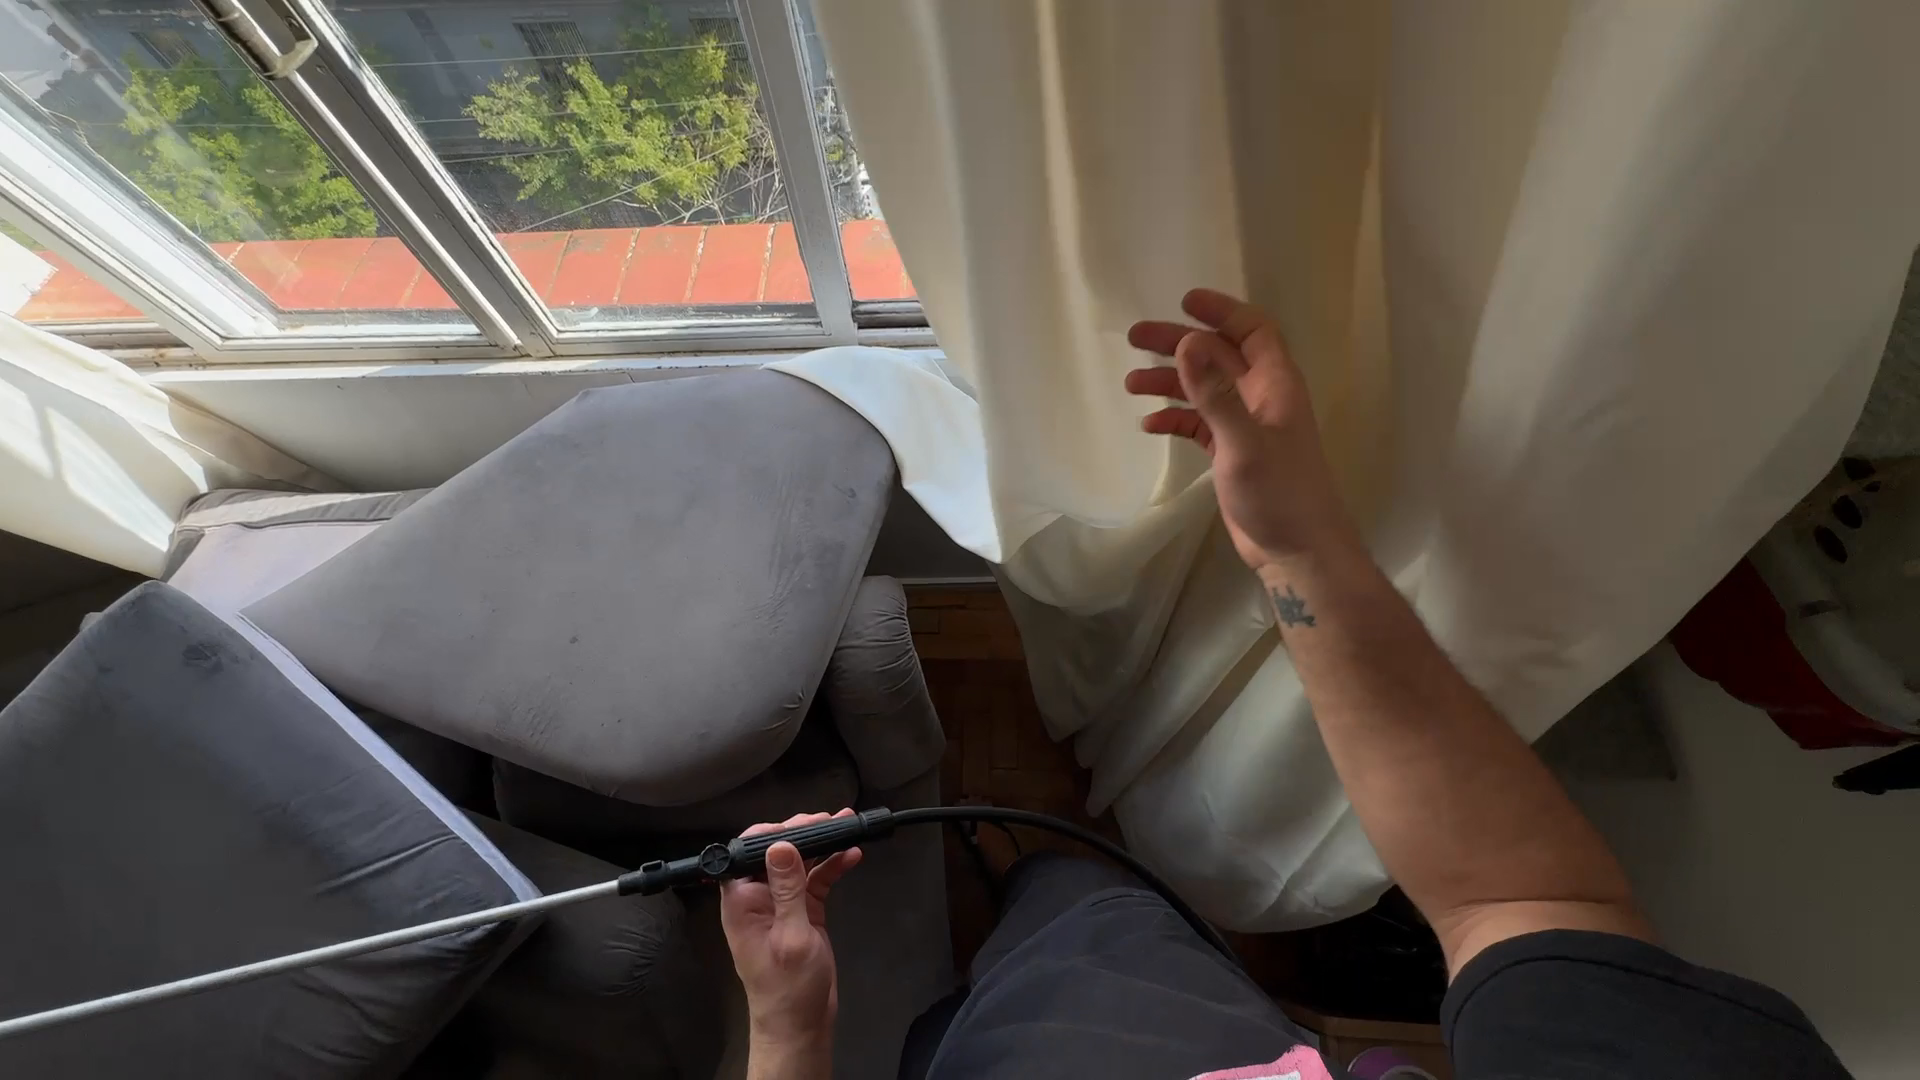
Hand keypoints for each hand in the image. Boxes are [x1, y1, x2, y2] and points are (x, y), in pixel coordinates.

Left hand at [720, 809, 862, 1072]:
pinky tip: (852, 855)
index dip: (773, 832)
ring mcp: (783, 903)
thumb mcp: (791, 936)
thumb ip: (787, 889)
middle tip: (832, 818)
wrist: (801, 1026)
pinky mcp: (804, 911)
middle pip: (779, 852)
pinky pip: (817, 879)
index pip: (748, 853)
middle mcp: (760, 896)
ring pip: (801, 862)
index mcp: (743, 901)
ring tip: (847, 824)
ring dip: (824, 844)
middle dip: (805, 831)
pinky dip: (834, 866)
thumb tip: (780, 845)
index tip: (803, 821)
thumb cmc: (788, 988)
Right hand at [1126, 288, 1359, 571]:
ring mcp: (1245, 426)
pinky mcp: (1231, 452)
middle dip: (1178, 344)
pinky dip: (1175, 419)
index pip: (1252, 331)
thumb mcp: (1244, 442)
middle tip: (1135, 338)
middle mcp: (1261, 398)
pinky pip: (1198, 424)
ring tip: (1130, 383)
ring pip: (1203, 390)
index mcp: (1275, 385)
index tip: (1183, 301)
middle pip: (1217, 357)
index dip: (1221, 311)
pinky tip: (1149, 425)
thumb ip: (1215, 394)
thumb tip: (1187, 343)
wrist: (1297, 550)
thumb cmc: (1280, 494)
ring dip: (1169, 383)